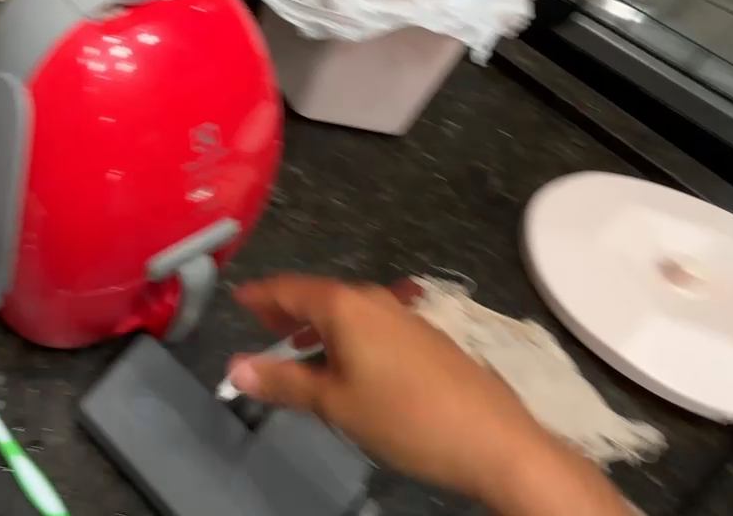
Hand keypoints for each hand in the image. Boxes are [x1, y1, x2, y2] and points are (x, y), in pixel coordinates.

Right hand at [227, 276, 627, 515]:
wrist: (499, 442)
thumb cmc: (406, 418)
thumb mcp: (335, 404)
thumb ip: (283, 382)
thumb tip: (233, 367)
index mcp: (342, 305)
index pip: (287, 288)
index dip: (259, 294)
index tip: (237, 298)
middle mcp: (370, 298)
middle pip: (316, 294)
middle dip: (286, 308)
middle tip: (261, 324)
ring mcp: (402, 314)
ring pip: (345, 309)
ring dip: (316, 323)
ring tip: (298, 346)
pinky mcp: (424, 335)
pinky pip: (369, 322)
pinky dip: (345, 333)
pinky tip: (348, 362)